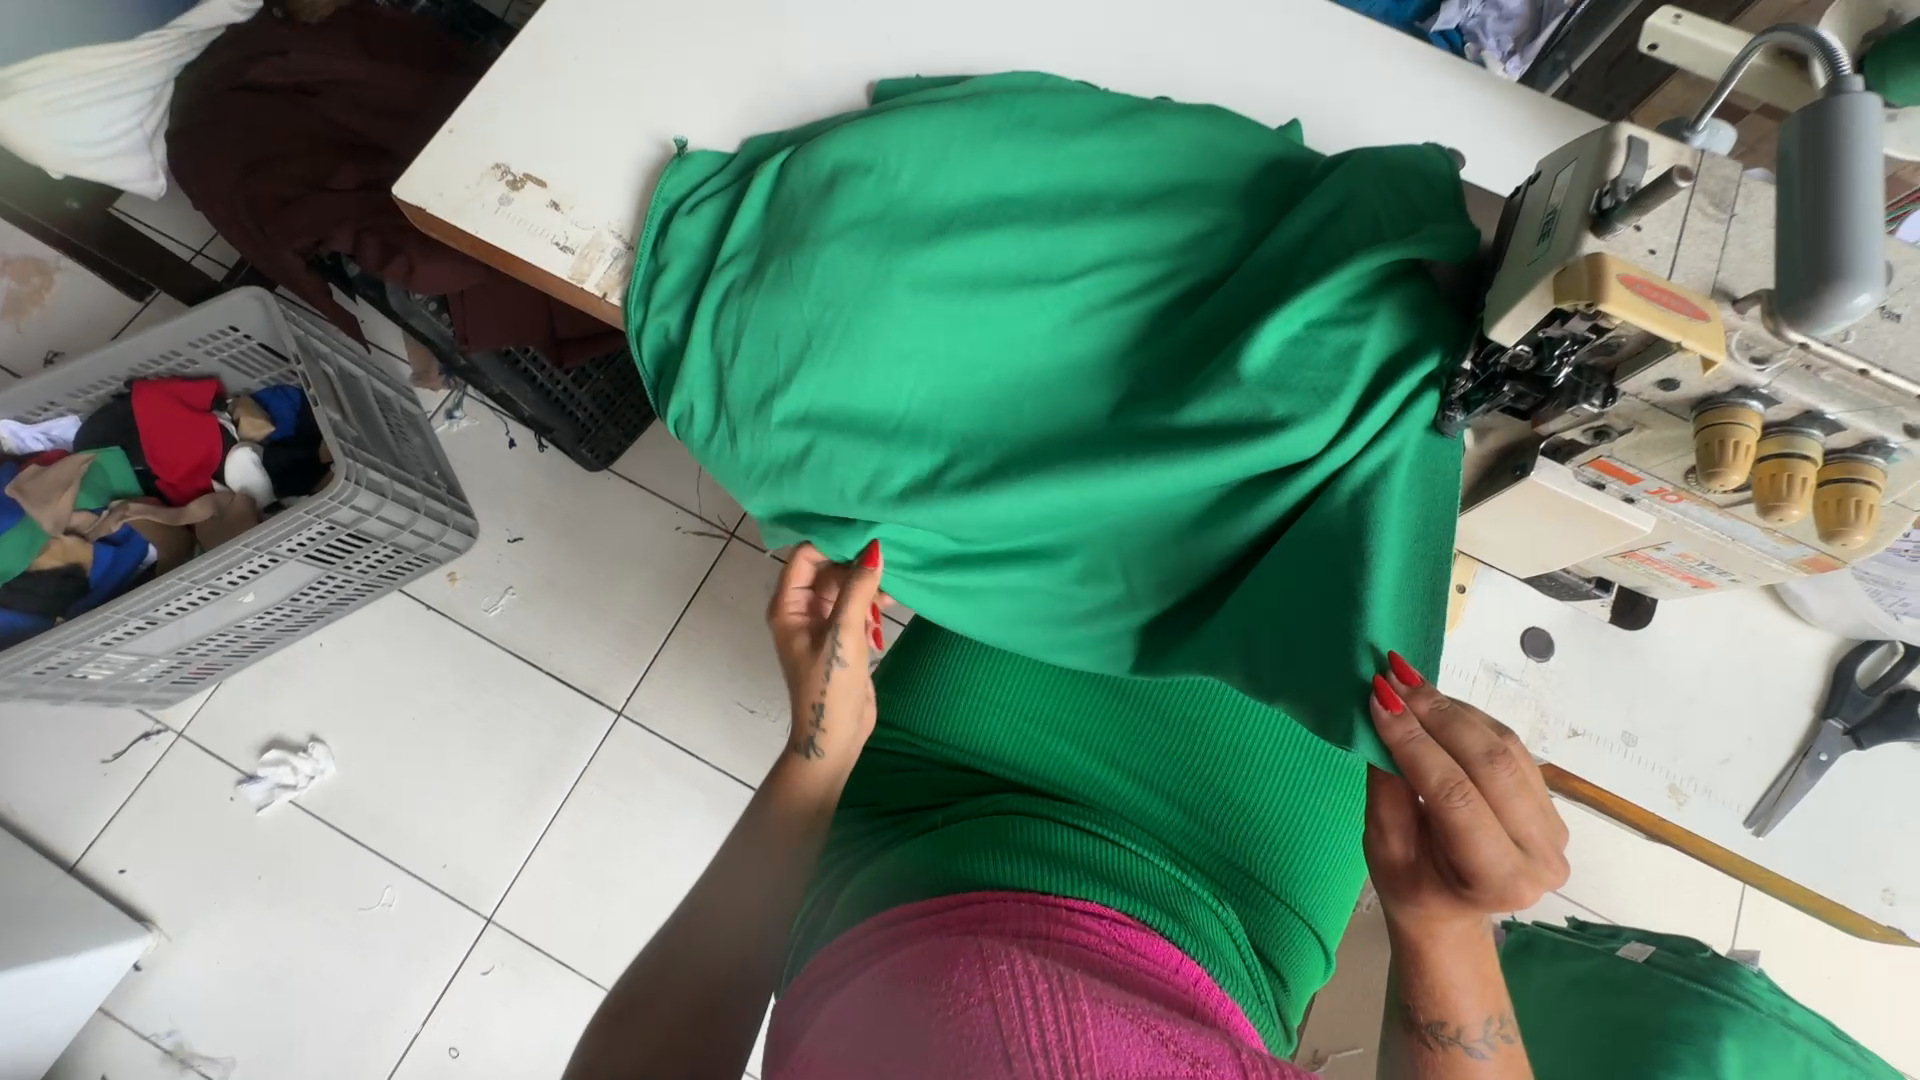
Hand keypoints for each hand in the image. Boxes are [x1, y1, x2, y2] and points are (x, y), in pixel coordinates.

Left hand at [766, 541, 888, 772]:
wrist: (835, 736)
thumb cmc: (830, 685)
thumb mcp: (845, 633)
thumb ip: (858, 588)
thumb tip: (875, 549)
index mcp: (788, 606)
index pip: (806, 556)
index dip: (834, 545)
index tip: (866, 541)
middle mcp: (801, 609)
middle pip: (828, 569)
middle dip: (856, 567)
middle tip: (886, 568)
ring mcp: (821, 623)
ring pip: (845, 587)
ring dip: (867, 588)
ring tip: (890, 597)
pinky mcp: (840, 636)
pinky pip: (854, 606)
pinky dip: (870, 605)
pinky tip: (887, 611)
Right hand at [1364, 651, 1568, 940]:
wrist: (1449, 908)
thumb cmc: (1408, 883)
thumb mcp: (1383, 845)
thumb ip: (1388, 787)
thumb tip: (1384, 719)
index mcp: (1497, 877)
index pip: (1454, 794)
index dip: (1413, 740)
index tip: (1377, 698)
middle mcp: (1540, 853)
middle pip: (1489, 762)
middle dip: (1435, 712)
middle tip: (1391, 676)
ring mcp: (1553, 827)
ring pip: (1504, 746)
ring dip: (1452, 707)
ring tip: (1408, 680)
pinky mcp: (1548, 803)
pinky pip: (1510, 747)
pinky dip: (1468, 717)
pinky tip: (1433, 700)